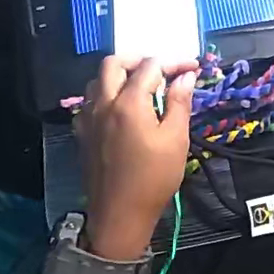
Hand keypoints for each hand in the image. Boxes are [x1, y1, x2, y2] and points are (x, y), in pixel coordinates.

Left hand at [74, 55, 196, 259]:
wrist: (119, 214)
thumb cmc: (153, 178)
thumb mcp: (176, 140)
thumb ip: (179, 103)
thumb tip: (185, 77)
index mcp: (129, 103)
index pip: (150, 66)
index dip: (173, 63)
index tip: (191, 68)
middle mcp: (104, 103)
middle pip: (114, 63)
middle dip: (139, 59)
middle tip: (160, 69)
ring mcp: (88, 117)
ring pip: (98, 79)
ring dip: (119, 75)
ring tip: (142, 86)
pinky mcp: (82, 132)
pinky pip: (90, 100)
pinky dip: (106, 94)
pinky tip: (121, 108)